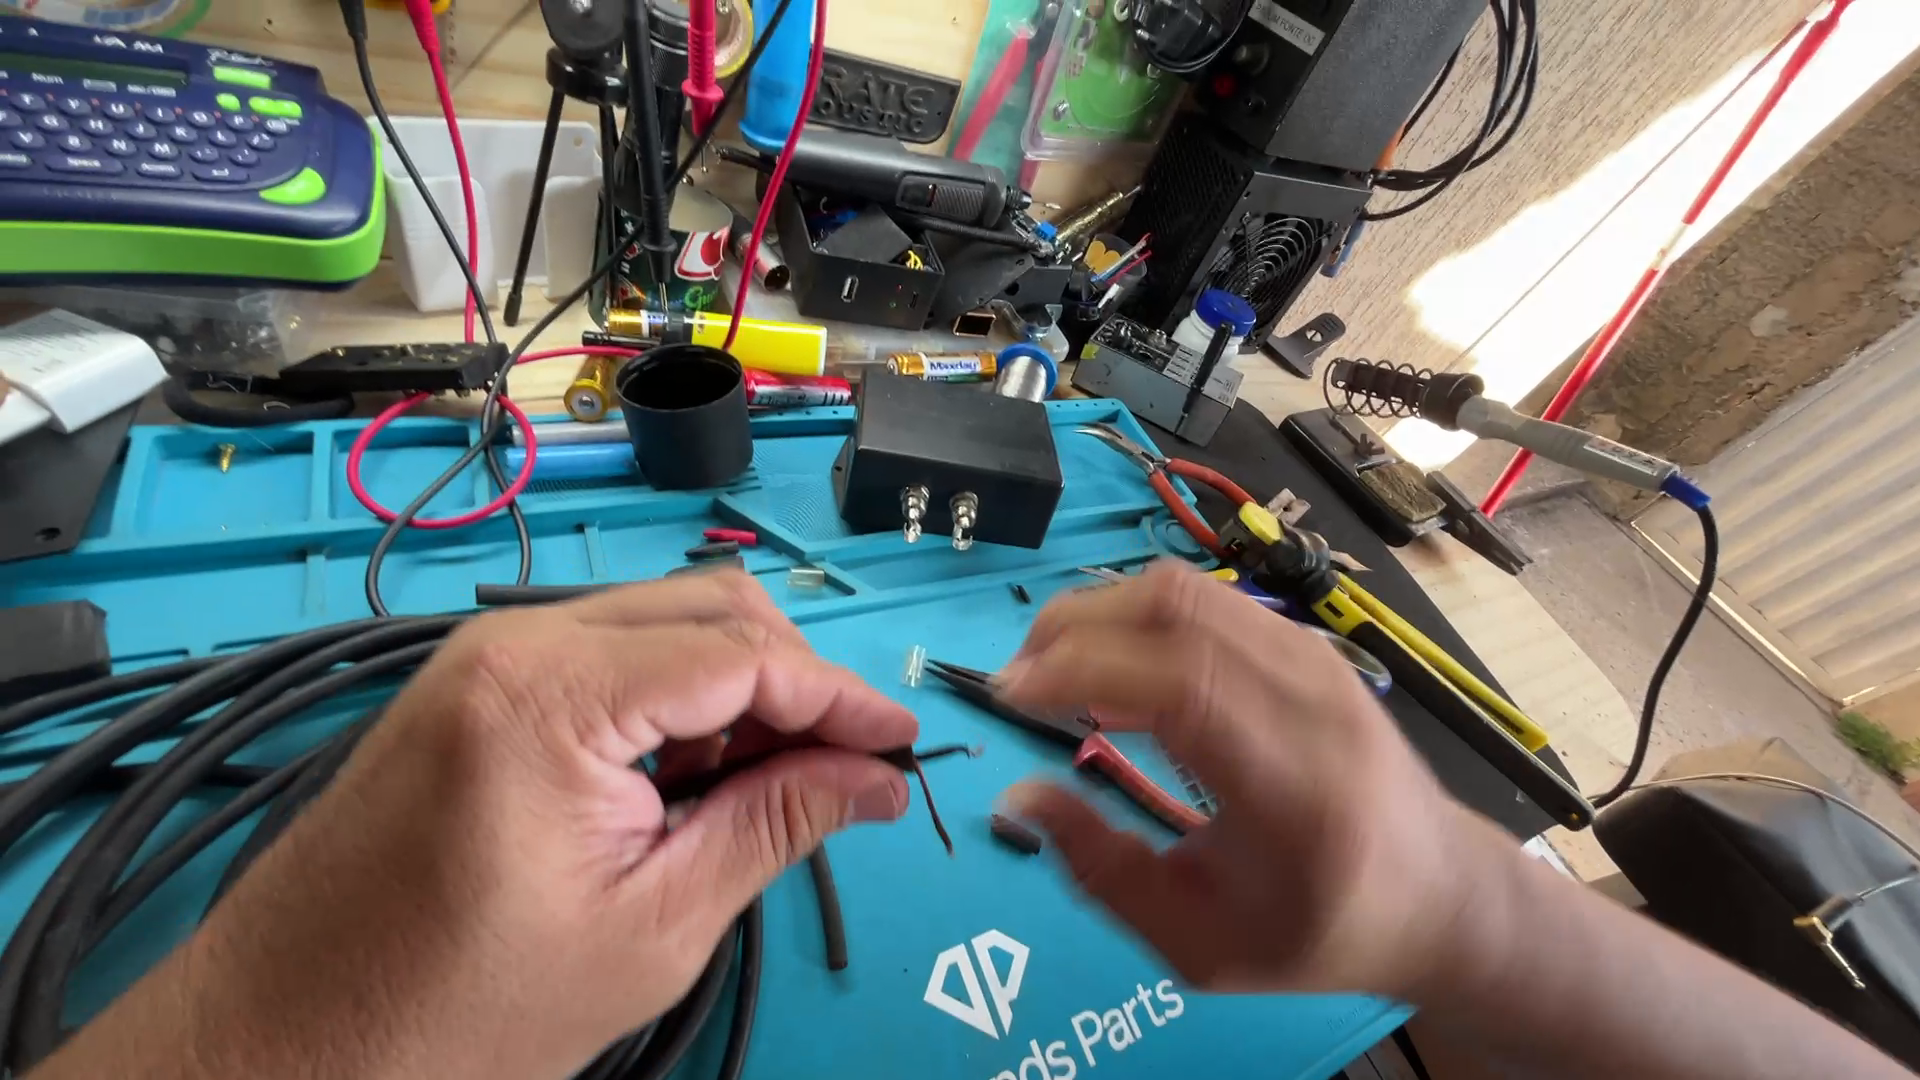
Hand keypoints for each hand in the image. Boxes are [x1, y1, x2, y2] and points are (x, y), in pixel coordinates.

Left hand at [132, 573, 916, 1078]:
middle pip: (715, 609)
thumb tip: (882, 780)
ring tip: (772, 775)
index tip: (901, 742)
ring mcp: (496, 650)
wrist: (257, 1068)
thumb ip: (781, 824)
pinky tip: (699, 771)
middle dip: (797, 681)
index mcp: (555, 693)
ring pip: (675, 618)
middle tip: (843, 760)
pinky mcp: (487, 678)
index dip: (840, 697)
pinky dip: (688, 696)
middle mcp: (522, 638)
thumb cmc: (457, 1024)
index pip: (744, 656)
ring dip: (746, 685)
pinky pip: (625, 650)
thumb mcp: (655, 928)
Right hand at [998, 560, 1514, 1001]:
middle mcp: (1313, 702)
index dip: (1081, 668)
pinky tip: (1111, 653)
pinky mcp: (1304, 641)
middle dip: (1073, 625)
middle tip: (1020, 672)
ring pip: (1183, 590)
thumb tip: (1017, 796)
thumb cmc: (1319, 929)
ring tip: (1053, 659)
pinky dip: (1136, 611)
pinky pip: (1202, 598)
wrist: (1439, 890)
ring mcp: (1314, 658)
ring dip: (1099, 610)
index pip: (1181, 686)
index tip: (1011, 690)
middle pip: (1175, 612)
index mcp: (1297, 790)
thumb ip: (1102, 873)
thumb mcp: (1201, 947)